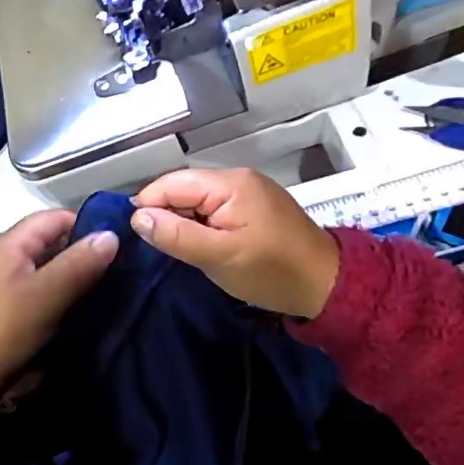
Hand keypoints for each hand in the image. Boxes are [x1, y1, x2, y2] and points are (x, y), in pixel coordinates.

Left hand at [0, 210, 117, 432]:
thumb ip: (79, 263)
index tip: (122, 244)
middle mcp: (3, 257)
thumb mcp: (45, 295)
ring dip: (72, 281)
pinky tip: (80, 314)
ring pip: (46, 272)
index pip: (55, 218)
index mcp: (9, 242)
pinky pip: (37, 296)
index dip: (88, 225)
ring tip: (109, 293)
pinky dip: (58, 301)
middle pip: (51, 244)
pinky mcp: (1, 313)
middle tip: (123, 272)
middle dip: (84, 255)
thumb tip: (113, 234)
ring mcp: (0, 286)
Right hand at [130, 168, 339, 318]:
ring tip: (176, 248)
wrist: (328, 286)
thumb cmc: (273, 272)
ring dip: (182, 221)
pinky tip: (199, 245)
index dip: (148, 205)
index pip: (171, 183)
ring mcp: (247, 191)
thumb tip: (137, 217)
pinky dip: (200, 224)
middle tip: (156, 248)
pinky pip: (213, 208)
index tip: (135, 235)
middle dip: (165, 214)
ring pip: (197, 200)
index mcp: (230, 183)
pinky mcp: (253, 206)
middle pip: (183, 188)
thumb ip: (176, 235)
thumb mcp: (219, 257)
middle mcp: (237, 178)